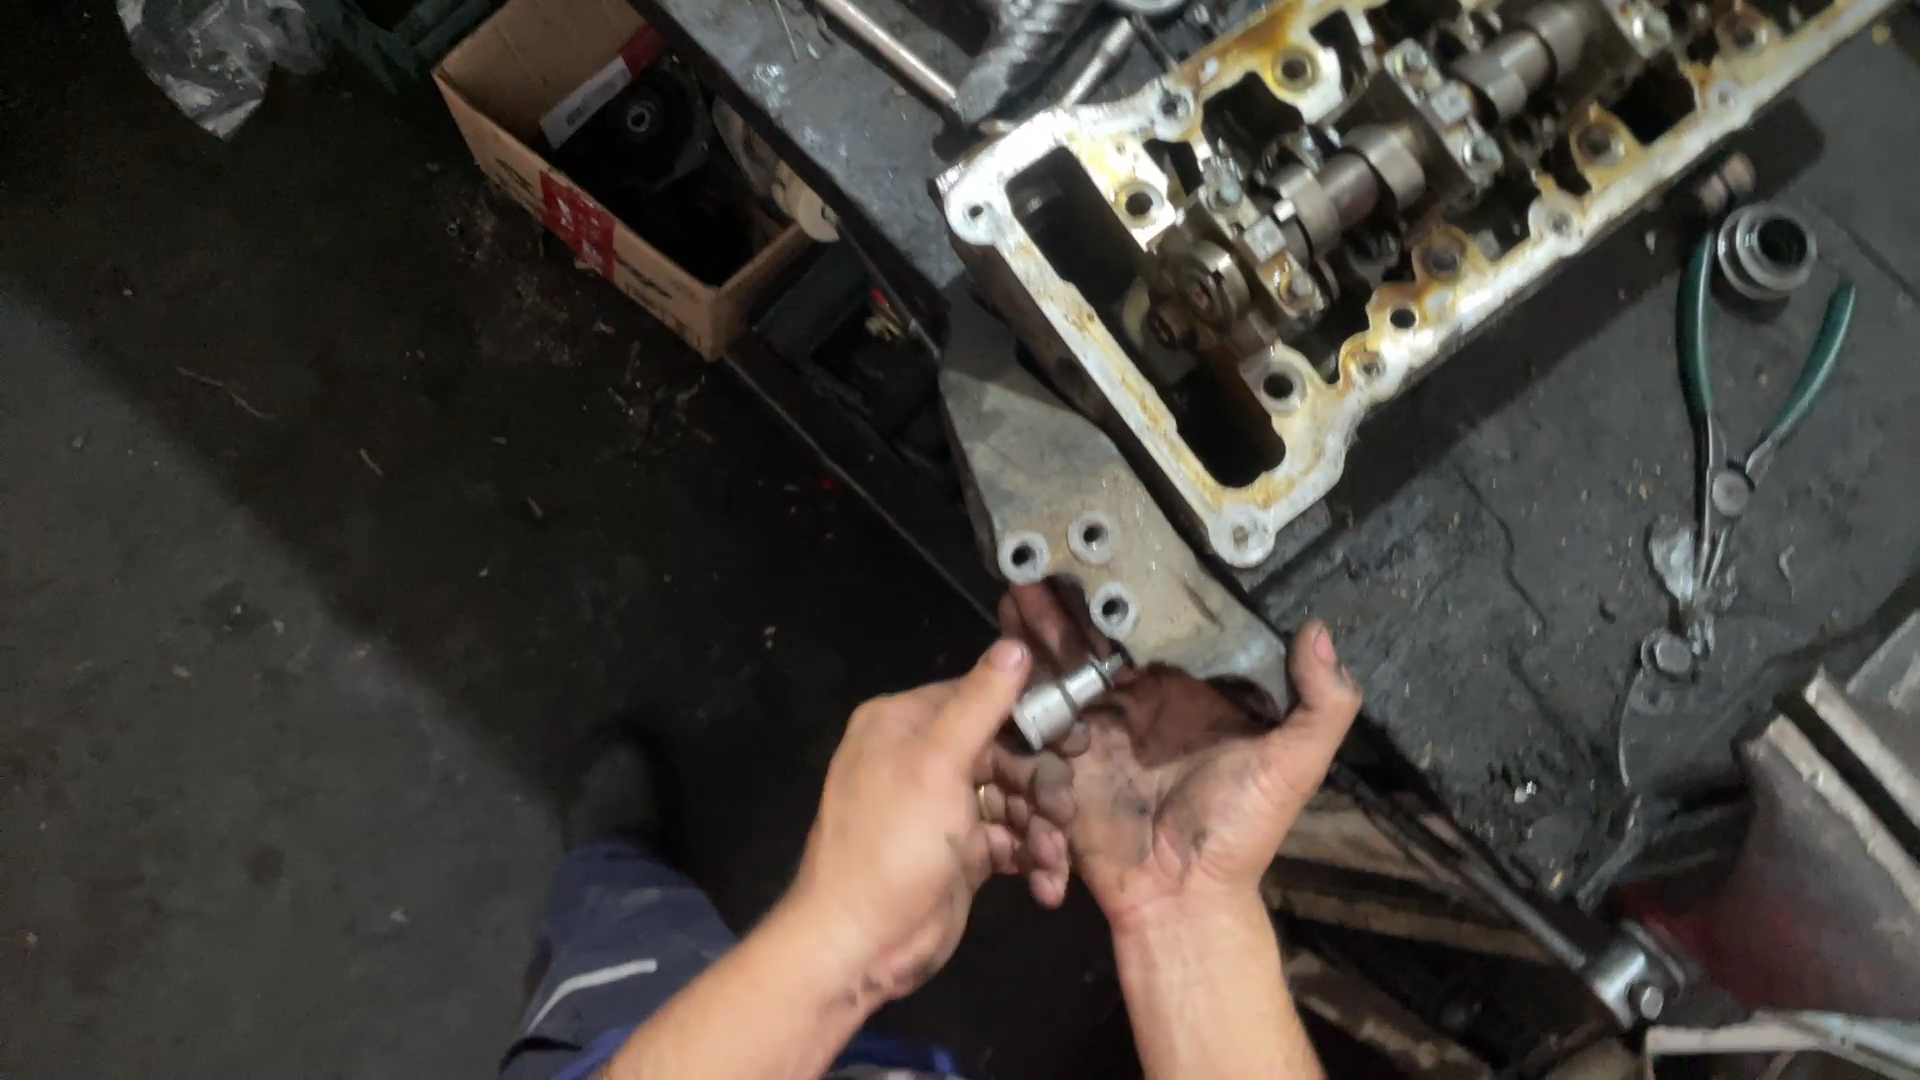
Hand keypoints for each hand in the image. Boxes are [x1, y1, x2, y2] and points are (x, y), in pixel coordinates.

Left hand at [788, 638, 1073, 1005]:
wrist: (859, 946)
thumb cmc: (894, 841)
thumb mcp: (938, 763)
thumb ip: (981, 701)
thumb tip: (1015, 643)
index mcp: (905, 722)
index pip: (979, 696)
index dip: (1029, 713)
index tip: (1073, 733)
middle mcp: (923, 756)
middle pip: (1004, 749)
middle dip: (1039, 781)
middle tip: (1064, 808)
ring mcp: (943, 805)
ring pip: (1012, 795)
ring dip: (1040, 825)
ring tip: (1051, 855)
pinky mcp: (960, 849)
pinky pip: (1008, 837)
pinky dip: (1030, 856)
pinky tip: (1045, 883)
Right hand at [998, 583, 1362, 931]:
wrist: (1182, 897)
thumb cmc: (1239, 829)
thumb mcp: (1292, 765)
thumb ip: (1321, 704)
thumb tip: (1321, 628)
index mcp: (1179, 691)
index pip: (1146, 630)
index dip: (1122, 596)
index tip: (1103, 557)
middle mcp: (1131, 700)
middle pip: (1094, 640)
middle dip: (1067, 604)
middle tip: (1043, 565)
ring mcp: (1091, 727)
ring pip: (1059, 667)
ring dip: (1036, 631)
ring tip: (1016, 591)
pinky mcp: (1059, 757)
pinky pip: (1036, 716)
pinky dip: (1016, 685)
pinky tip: (999, 653)